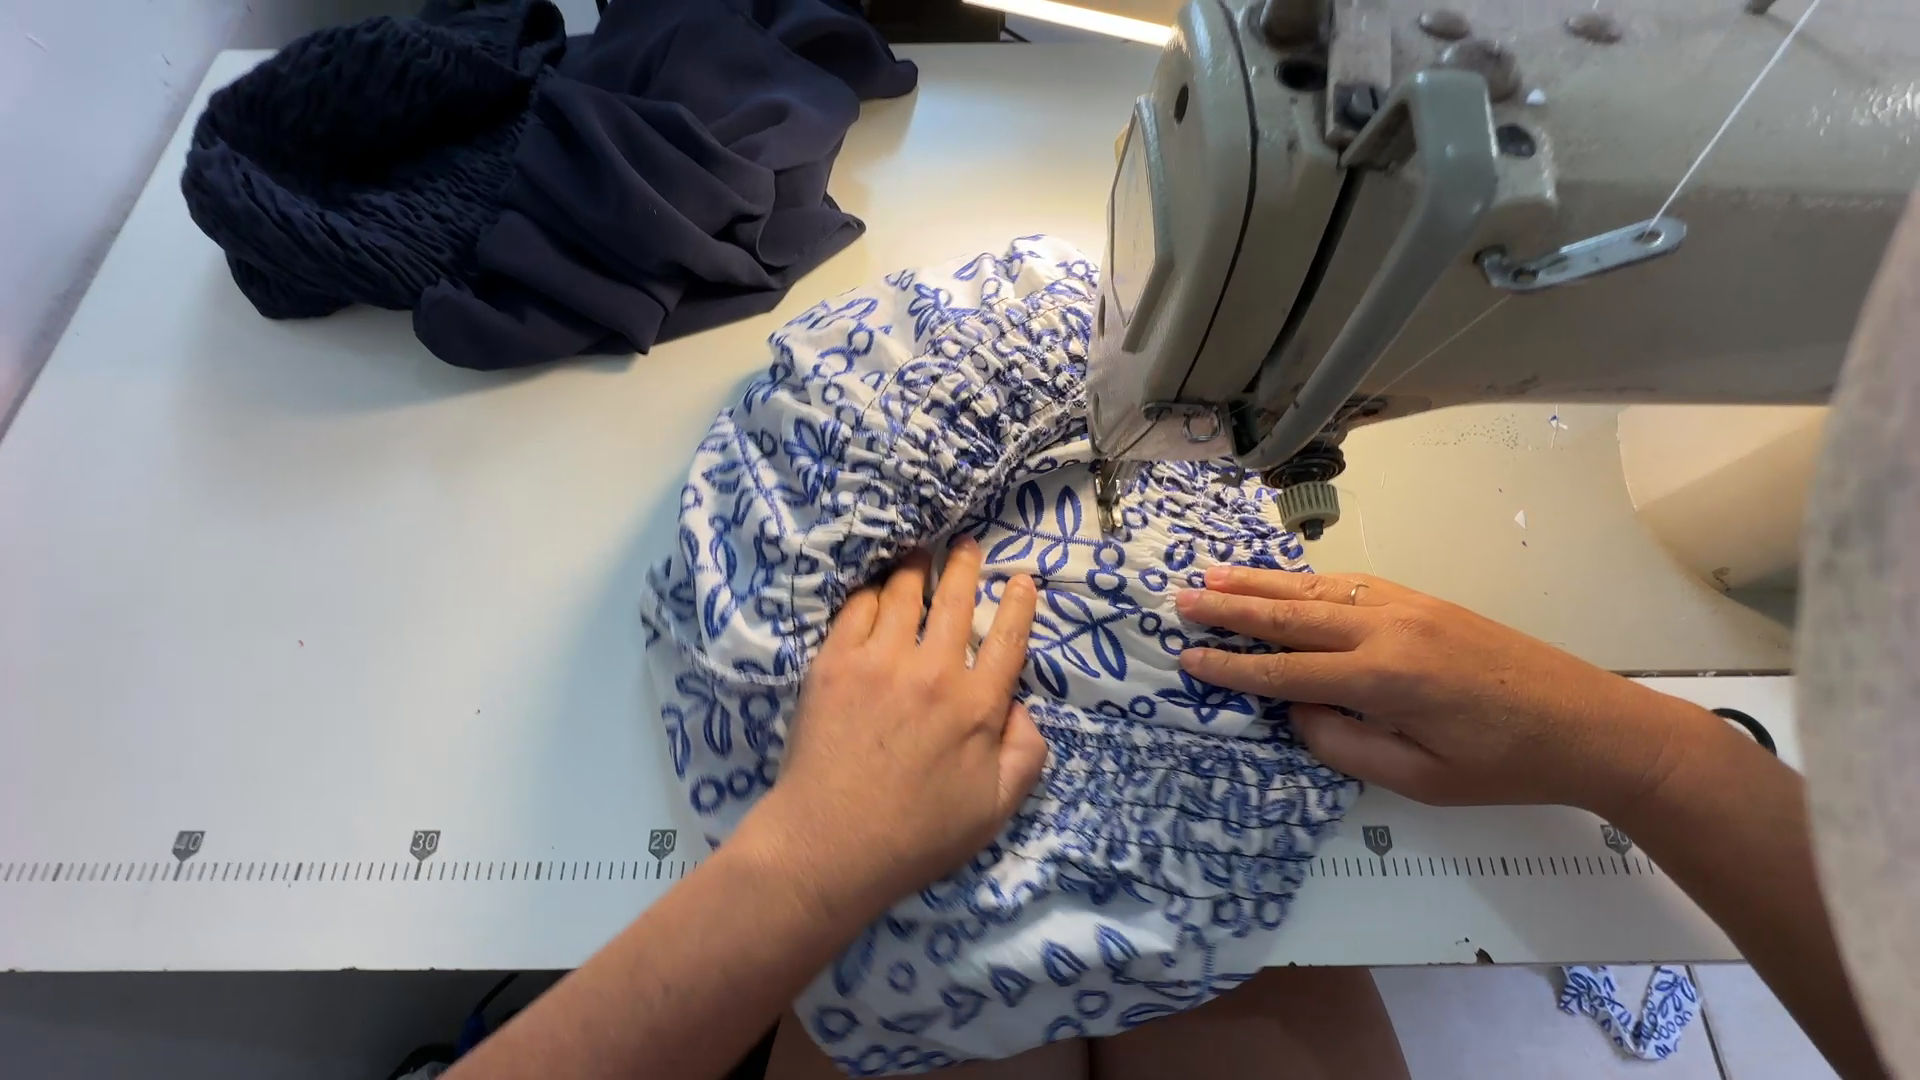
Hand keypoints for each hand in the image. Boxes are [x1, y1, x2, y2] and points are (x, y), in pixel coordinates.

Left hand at [737, 537, 1045, 915]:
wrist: (829, 844)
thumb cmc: (917, 834)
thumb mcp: (995, 808)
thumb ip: (1026, 754)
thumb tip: (1020, 707)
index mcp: (977, 705)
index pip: (1007, 637)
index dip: (1018, 602)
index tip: (1021, 579)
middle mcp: (933, 671)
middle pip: (956, 599)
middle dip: (965, 565)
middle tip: (965, 546)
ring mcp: (879, 661)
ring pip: (904, 593)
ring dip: (916, 567)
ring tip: (919, 554)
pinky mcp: (834, 663)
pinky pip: (857, 609)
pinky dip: (870, 592)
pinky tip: (874, 587)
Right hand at [1174, 567, 1709, 816]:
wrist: (1593, 725)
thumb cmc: (1502, 765)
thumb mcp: (1418, 778)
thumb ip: (1342, 744)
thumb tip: (1297, 709)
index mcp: (1382, 680)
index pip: (1285, 672)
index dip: (1232, 668)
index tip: (1188, 658)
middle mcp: (1384, 630)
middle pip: (1289, 614)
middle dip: (1230, 608)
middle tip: (1181, 598)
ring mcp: (1403, 605)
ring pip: (1314, 587)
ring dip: (1259, 581)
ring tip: (1213, 574)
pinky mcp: (1420, 598)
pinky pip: (1349, 582)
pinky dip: (1305, 578)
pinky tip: (1281, 577)